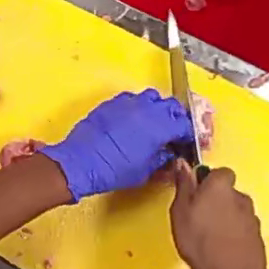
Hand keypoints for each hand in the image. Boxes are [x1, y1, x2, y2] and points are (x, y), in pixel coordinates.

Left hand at [39, 88, 193, 201]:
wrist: (80, 163)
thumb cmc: (113, 171)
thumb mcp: (145, 171)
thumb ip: (162, 158)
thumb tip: (168, 153)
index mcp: (160, 126)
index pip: (185, 124)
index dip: (188, 134)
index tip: (186, 142)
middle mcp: (146, 109)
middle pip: (172, 106)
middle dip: (177, 117)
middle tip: (174, 131)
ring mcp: (127, 103)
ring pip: (152, 97)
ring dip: (157, 108)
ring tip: (154, 123)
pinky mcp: (110, 104)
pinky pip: (131, 99)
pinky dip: (137, 106)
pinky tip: (133, 120)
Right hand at [169, 163, 268, 268]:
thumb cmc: (200, 240)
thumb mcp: (180, 211)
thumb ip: (184, 185)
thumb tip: (183, 162)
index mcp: (221, 186)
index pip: (220, 172)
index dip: (208, 180)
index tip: (194, 194)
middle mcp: (241, 197)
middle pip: (227, 193)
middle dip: (214, 201)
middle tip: (196, 218)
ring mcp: (252, 218)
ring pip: (234, 211)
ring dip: (222, 219)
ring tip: (206, 238)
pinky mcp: (257, 237)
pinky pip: (240, 229)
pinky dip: (231, 234)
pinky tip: (218, 249)